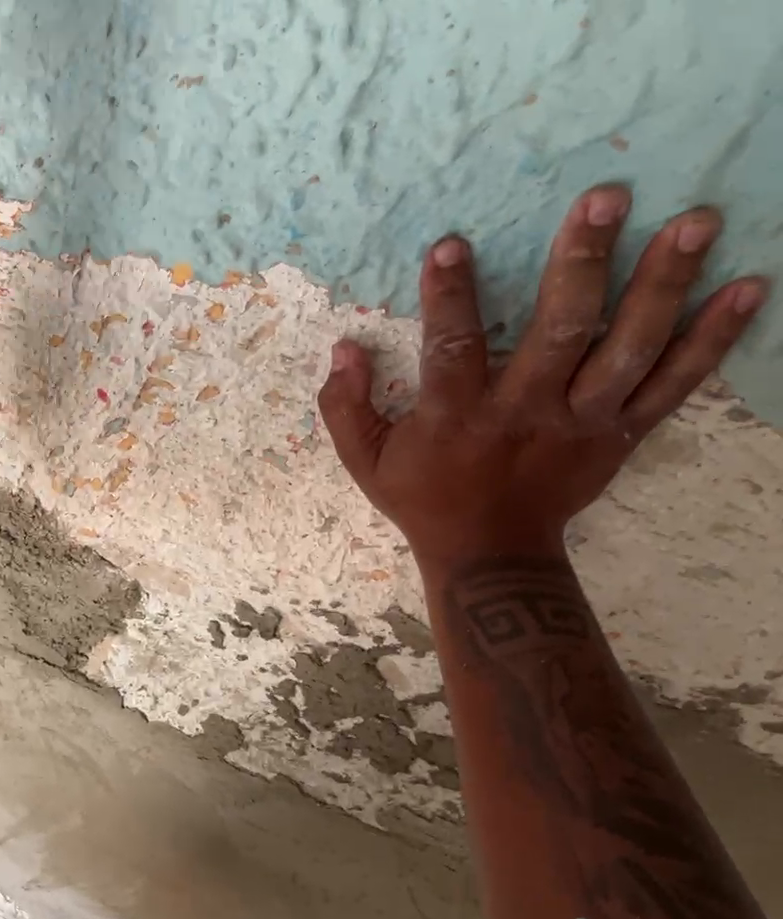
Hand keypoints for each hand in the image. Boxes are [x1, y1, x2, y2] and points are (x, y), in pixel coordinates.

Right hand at [318, 185, 768, 563]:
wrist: (489, 552)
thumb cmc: (421, 498)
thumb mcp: (363, 459)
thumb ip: (346, 405)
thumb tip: (343, 349)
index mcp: (454, 417)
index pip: (451, 346)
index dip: (449, 296)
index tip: (451, 245)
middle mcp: (523, 413)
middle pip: (559, 331)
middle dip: (582, 262)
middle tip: (605, 199)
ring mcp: (581, 422)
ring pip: (629, 348)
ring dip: (664, 284)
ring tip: (694, 222)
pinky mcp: (621, 433)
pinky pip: (675, 383)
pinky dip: (713, 338)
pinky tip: (747, 288)